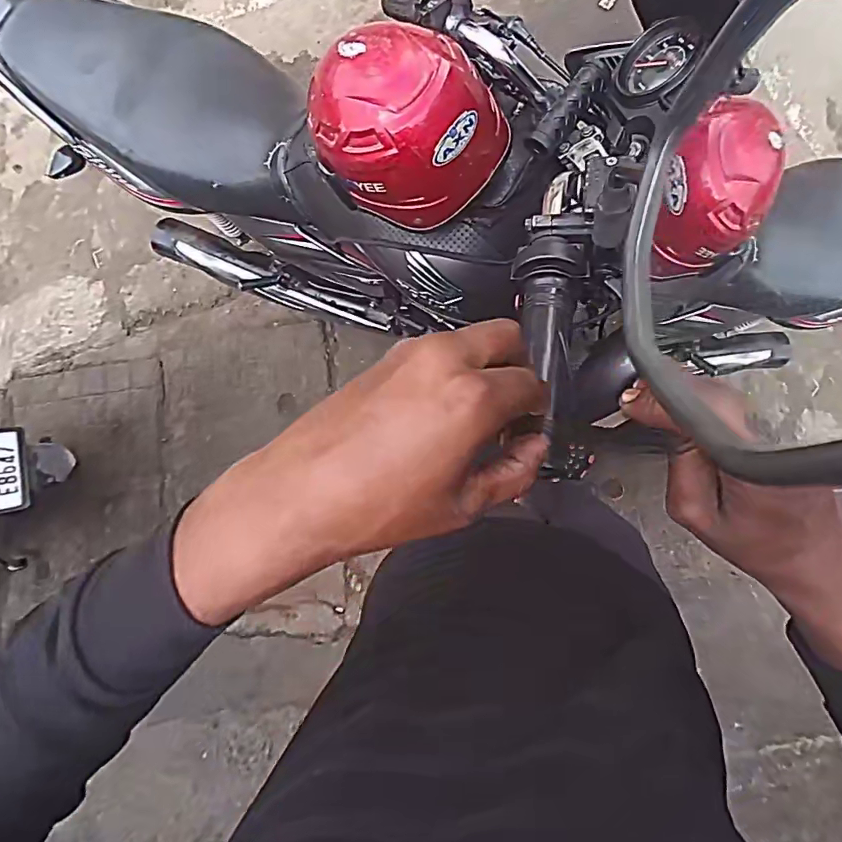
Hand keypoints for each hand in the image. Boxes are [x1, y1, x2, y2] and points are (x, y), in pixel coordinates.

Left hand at [172, 321, 548, 624]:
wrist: (303, 493)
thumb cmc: (370, 502)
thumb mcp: (461, 504)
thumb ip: (513, 473)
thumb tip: (531, 453)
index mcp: (471, 396)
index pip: (532, 382)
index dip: (539, 408)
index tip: (531, 426)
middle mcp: (444, 361)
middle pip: (509, 337)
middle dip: (521, 368)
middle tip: (514, 407)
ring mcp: (413, 353)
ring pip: (472, 338)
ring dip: (486, 365)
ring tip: (475, 414)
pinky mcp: (389, 357)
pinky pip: (439, 349)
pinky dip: (454, 367)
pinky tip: (441, 411)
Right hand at [621, 380, 841, 673]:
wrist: (811, 551)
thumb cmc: (759, 542)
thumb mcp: (697, 513)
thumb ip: (677, 463)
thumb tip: (658, 417)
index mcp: (756, 459)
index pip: (703, 408)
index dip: (663, 400)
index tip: (635, 401)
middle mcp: (778, 433)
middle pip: (713, 394)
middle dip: (672, 395)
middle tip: (640, 403)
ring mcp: (789, 422)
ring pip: (726, 391)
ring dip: (691, 397)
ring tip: (666, 412)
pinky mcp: (789, 420)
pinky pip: (740, 399)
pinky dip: (712, 403)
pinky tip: (697, 417)